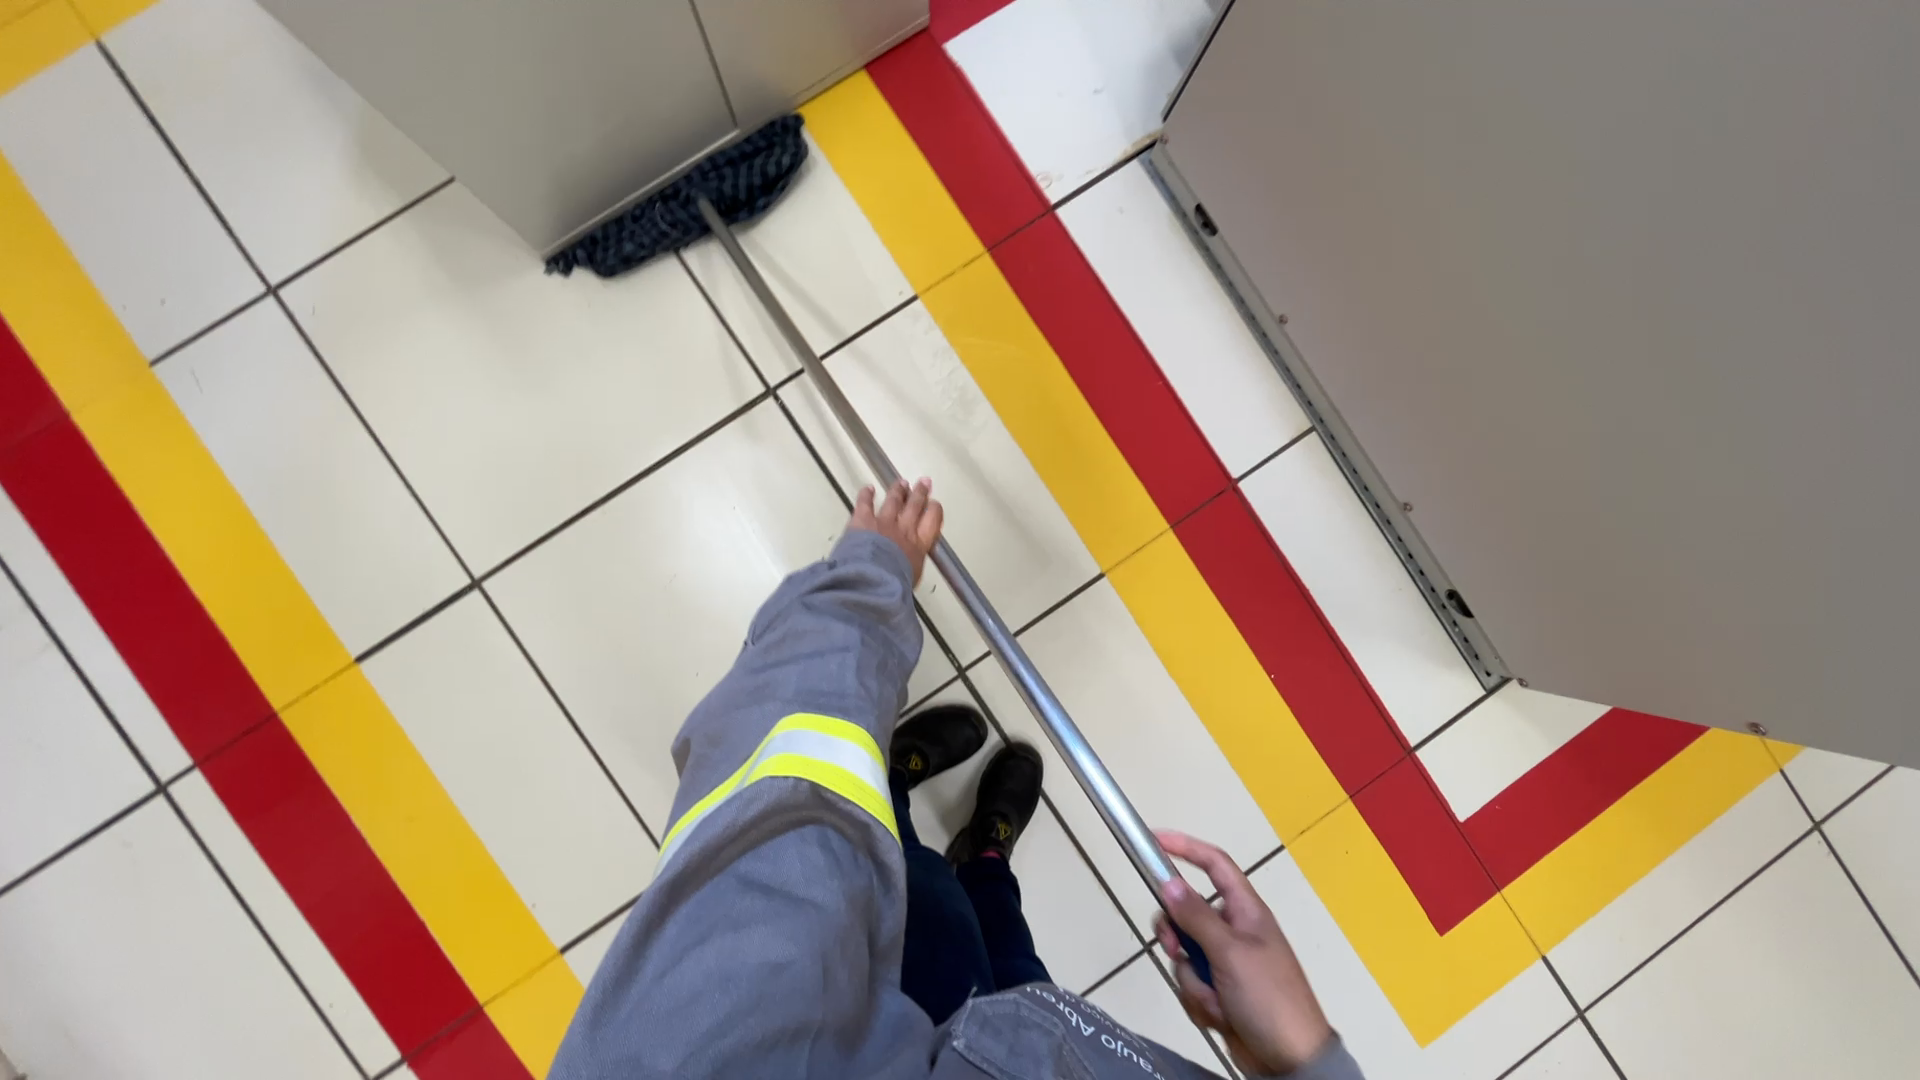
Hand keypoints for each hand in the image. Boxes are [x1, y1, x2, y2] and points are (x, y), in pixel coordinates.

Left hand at [848, 479, 942, 585]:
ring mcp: (884, 522)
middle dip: (920, 493)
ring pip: (894, 501)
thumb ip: (911, 566)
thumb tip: (908, 567)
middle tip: (924, 483)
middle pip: (915, 506)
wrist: (873, 581)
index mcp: (919, 545)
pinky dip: (866, 495)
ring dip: (898, 491)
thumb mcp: (911, 578)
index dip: (934, 510)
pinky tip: (868, 488)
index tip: (934, 505)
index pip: (932, 521)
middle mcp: (904, 528)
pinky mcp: (863, 520)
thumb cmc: (894, 586)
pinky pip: (865, 503)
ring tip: (902, 483)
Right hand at [1154, 830, 1333, 1076]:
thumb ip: (1195, 916)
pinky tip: (1220, 1016)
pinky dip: (1199, 1000)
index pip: (1213, 864)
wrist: (1290, 1065)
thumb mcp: (1230, 953)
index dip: (1185, 847)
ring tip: (1216, 999)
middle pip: (1186, 912)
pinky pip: (1189, 982)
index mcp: (1245, 911)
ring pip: (1183, 953)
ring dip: (1192, 979)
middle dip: (1177, 935)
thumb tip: (1167, 882)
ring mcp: (1224, 962)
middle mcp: (1233, 931)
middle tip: (1176, 949)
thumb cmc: (1269, 998)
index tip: (1153, 839)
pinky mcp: (1218, 991)